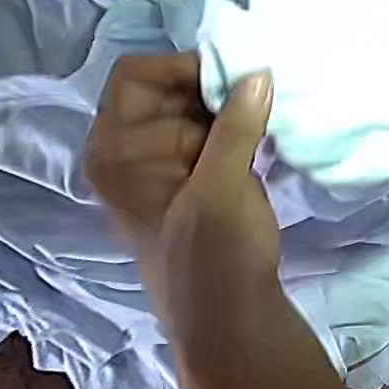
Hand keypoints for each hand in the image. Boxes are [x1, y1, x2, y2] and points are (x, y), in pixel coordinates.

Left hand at [85, 54, 280, 347]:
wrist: (232, 320)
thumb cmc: (214, 258)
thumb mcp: (223, 190)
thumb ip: (237, 128)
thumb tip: (259, 72)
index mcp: (116, 151)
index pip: (138, 77)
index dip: (184, 68)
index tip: (237, 77)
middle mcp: (133, 150)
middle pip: (168, 89)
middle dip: (216, 84)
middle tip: (264, 89)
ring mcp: (167, 164)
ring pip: (197, 109)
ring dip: (234, 104)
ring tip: (272, 106)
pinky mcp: (198, 177)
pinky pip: (216, 133)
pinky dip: (241, 124)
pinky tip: (269, 128)